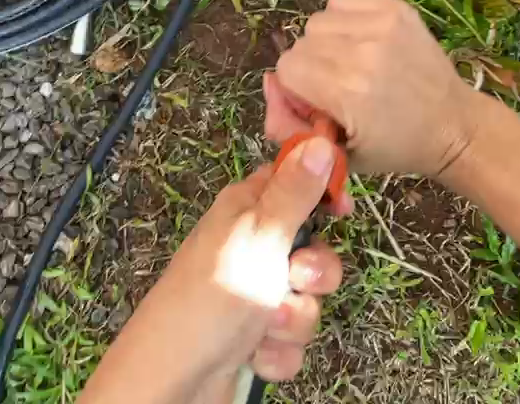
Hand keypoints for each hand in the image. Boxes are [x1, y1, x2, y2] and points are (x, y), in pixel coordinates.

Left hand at [78, 140, 344, 402]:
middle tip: (294, 279)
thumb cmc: (215, 294)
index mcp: (248, 208)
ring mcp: (253, 293)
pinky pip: (292, 340)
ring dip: (292, 320)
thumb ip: (295, 191)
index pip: (294, 181)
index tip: (343, 211)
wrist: (176, 379)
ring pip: (306, 300)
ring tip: (262, 326)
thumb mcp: (260, 233)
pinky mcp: (254, 336)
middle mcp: (252, 246)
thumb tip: (319, 140)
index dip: (322, 193)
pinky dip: (278, 352)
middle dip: (313, 275)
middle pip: (312, 248)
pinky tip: (254, 354)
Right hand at [266, 0, 480, 182]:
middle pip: (300, 43)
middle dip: (311, 65)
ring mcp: (382, 26)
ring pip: (318, 21)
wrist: (454, 125)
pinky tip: (361, 42)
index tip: (319, 102)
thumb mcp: (337, 154)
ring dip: (326, 42)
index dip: (297, 87)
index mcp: (348, 92)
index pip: (286, 68)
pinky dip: (343, 20)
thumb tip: (268, 84)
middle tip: (337, 85)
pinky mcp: (395, 8)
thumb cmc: (395, 147)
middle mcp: (363, 53)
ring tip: (350, 62)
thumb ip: (289, 126)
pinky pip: (341, 1)